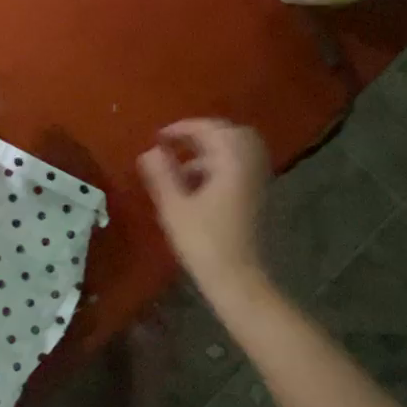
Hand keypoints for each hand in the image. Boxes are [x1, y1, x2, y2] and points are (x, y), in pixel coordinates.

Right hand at [139, 118, 270, 293]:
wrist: (238, 279)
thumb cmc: (203, 242)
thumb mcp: (174, 207)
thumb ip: (161, 175)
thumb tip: (150, 151)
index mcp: (231, 163)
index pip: (211, 130)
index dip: (184, 128)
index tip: (160, 136)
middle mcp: (249, 167)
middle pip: (233, 134)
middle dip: (204, 134)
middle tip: (177, 142)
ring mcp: (256, 183)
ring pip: (237, 152)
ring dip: (211, 151)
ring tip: (181, 164)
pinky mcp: (256, 198)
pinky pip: (239, 168)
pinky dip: (218, 166)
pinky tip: (195, 185)